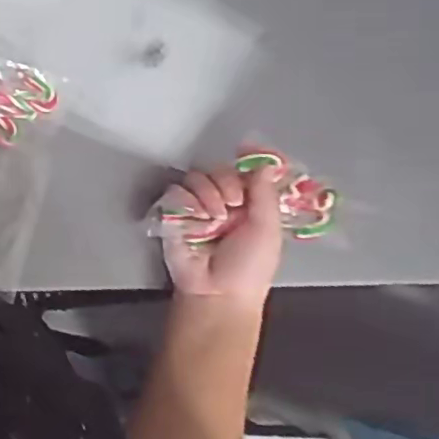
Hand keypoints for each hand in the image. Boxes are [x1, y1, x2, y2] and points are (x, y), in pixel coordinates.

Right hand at [159, 161, 283, 305]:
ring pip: (195, 178)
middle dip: (225, 181)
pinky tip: (194, 218)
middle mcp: (222, 201)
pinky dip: (185, 201)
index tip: (246, 149)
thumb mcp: (267, 229)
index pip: (246, 173)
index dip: (247, 159)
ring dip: (206, 193)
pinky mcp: (172, 213)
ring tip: (213, 217)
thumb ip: (263, 194)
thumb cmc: (249, 265)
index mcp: (250, 205)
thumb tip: (264, 163)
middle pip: (218, 170)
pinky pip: (175, 192)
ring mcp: (196, 207)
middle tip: (233, 202)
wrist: (216, 290)